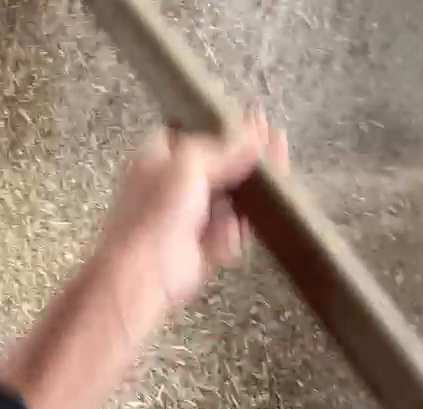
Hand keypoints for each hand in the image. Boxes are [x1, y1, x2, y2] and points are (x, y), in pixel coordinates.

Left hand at [88, 110, 288, 333]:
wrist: (144, 273)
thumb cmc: (156, 214)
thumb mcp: (191, 164)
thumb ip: (226, 148)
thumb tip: (255, 135)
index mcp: (156, 160)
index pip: (191, 134)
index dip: (222, 127)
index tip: (254, 121)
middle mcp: (169, 188)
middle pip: (216, 166)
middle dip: (246, 158)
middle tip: (275, 144)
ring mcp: (184, 219)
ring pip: (226, 199)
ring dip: (250, 191)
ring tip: (279, 176)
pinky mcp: (199, 248)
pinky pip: (227, 233)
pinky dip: (236, 229)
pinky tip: (248, 220)